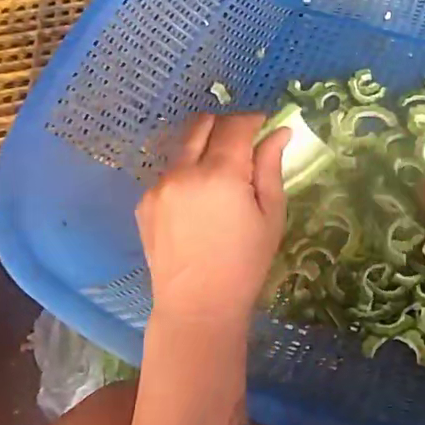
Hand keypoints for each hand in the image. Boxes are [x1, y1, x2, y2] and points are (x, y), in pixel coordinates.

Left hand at [137, 113, 289, 323]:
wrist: (198, 305)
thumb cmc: (245, 264)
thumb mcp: (271, 215)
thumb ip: (271, 168)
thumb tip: (280, 132)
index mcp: (221, 174)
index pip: (236, 125)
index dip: (253, 119)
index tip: (264, 124)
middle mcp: (184, 171)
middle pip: (202, 124)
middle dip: (225, 125)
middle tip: (243, 142)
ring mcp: (159, 186)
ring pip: (183, 147)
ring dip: (204, 147)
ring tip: (221, 175)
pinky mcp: (145, 201)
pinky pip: (169, 172)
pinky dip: (187, 172)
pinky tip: (200, 201)